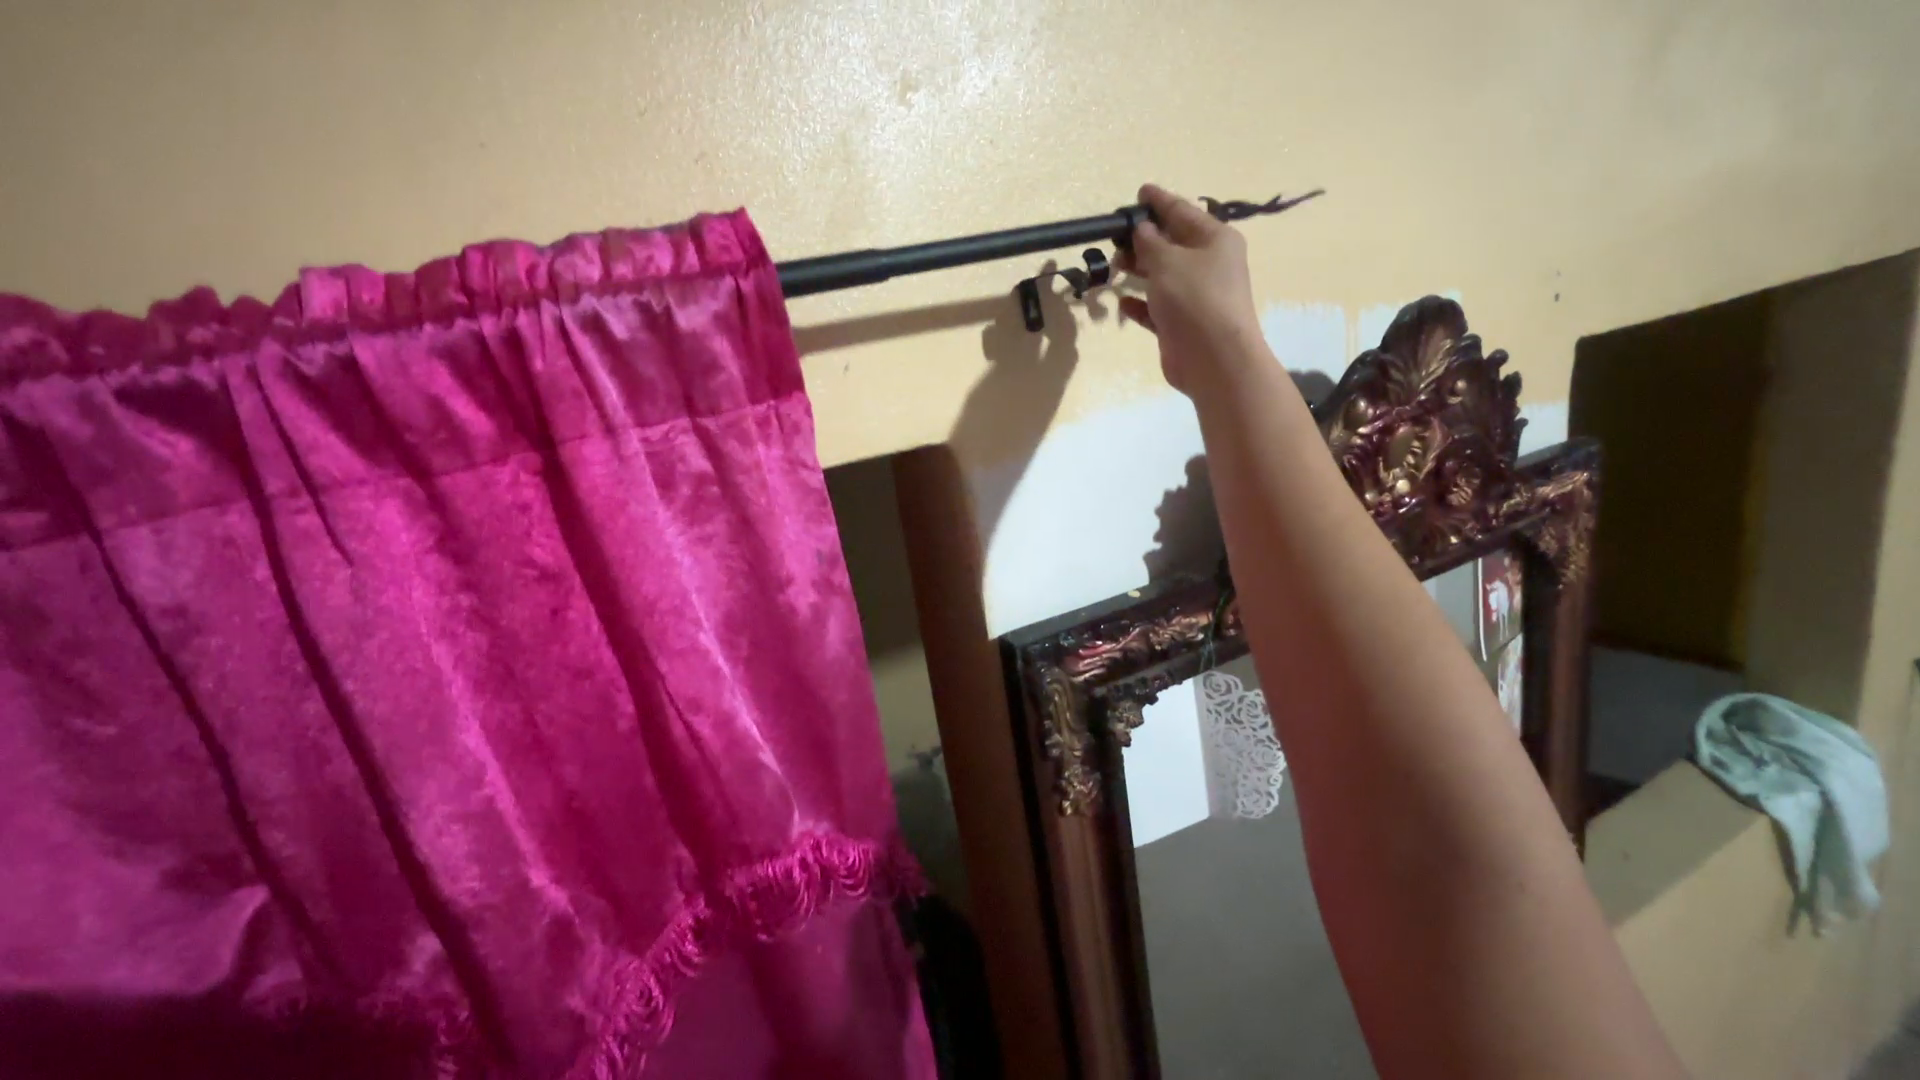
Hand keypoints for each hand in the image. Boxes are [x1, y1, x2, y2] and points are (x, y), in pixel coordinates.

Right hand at [1118, 184, 1266, 396]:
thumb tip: (1141, 229)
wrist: (1214, 358)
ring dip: (1138, 269)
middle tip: (1114, 236)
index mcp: (1214, 239)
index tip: (1139, 192)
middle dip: (1143, 238)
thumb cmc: (1194, 299)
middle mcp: (1208, 264)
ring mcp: (1195, 296)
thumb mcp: (1168, 260)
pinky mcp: (1181, 324)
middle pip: (1171, 243)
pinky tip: (1123, 302)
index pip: (1182, 211)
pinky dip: (1140, 303)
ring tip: (1113, 265)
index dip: (1159, 201)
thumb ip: (1149, 241)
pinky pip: (1156, 307)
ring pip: (1161, 275)